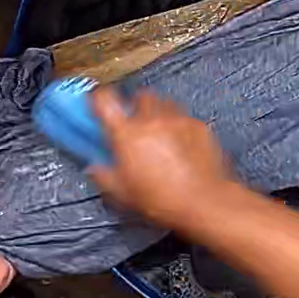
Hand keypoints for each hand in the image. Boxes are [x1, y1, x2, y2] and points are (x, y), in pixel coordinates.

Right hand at [89, 89, 239, 227]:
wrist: (203, 201)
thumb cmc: (161, 200)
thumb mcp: (122, 194)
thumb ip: (104, 176)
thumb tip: (95, 167)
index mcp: (128, 133)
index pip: (105, 100)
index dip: (98, 99)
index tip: (98, 104)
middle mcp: (152, 119)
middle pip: (140, 96)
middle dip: (136, 107)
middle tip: (135, 125)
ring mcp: (178, 119)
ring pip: (164, 103)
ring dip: (158, 113)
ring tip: (160, 134)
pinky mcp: (199, 125)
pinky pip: (184, 117)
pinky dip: (180, 126)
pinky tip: (182, 145)